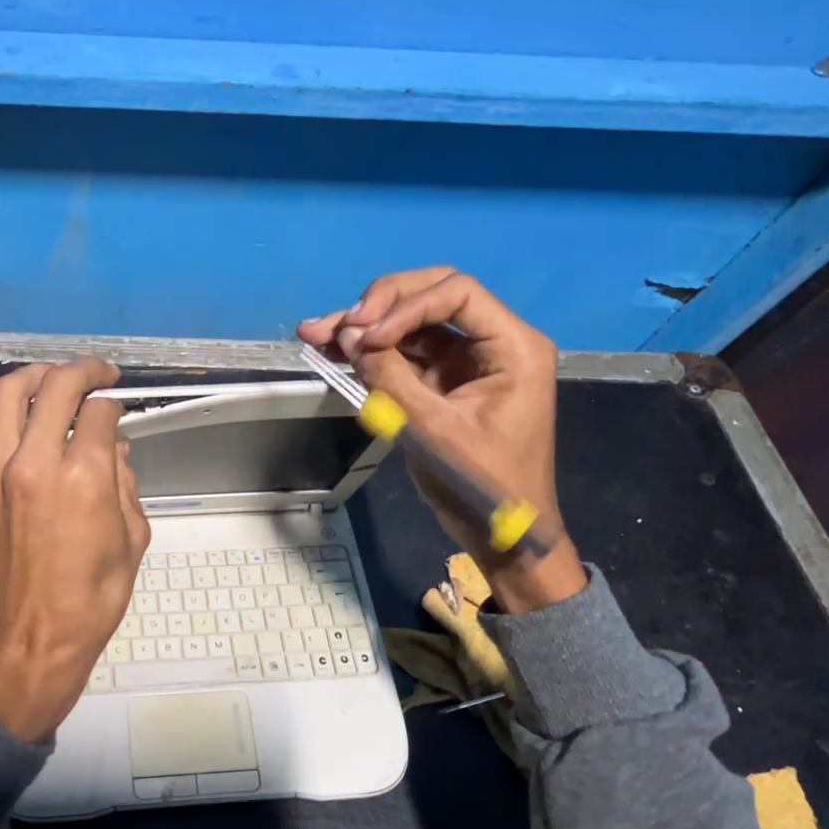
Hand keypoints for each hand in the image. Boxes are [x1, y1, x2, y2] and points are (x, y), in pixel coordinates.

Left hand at [0, 357, 149, 741]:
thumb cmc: (91, 597)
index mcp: (84, 477)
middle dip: (83, 372)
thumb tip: (112, 446)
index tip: (116, 410)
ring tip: (51, 377)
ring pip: (8, 394)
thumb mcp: (132, 538)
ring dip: (35, 374)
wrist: (31, 639)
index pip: (99, 411)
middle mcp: (35, 462)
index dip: (114, 404)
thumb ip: (125, 481)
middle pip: (57, 387)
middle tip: (97, 375)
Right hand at [298, 267, 585, 612]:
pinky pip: (402, 351)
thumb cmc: (484, 486)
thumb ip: (391, 378)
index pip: (456, 293)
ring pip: (409, 321)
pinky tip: (330, 349)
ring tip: (315, 333)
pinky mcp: (442, 378)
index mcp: (513, 347)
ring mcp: (465, 359)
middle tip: (340, 326)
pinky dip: (368, 350)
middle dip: (380, 305)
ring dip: (364, 326)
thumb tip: (349, 337)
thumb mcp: (434, 431)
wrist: (502, 536)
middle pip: (430, 294)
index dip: (405, 306)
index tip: (367, 338)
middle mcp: (492, 341)